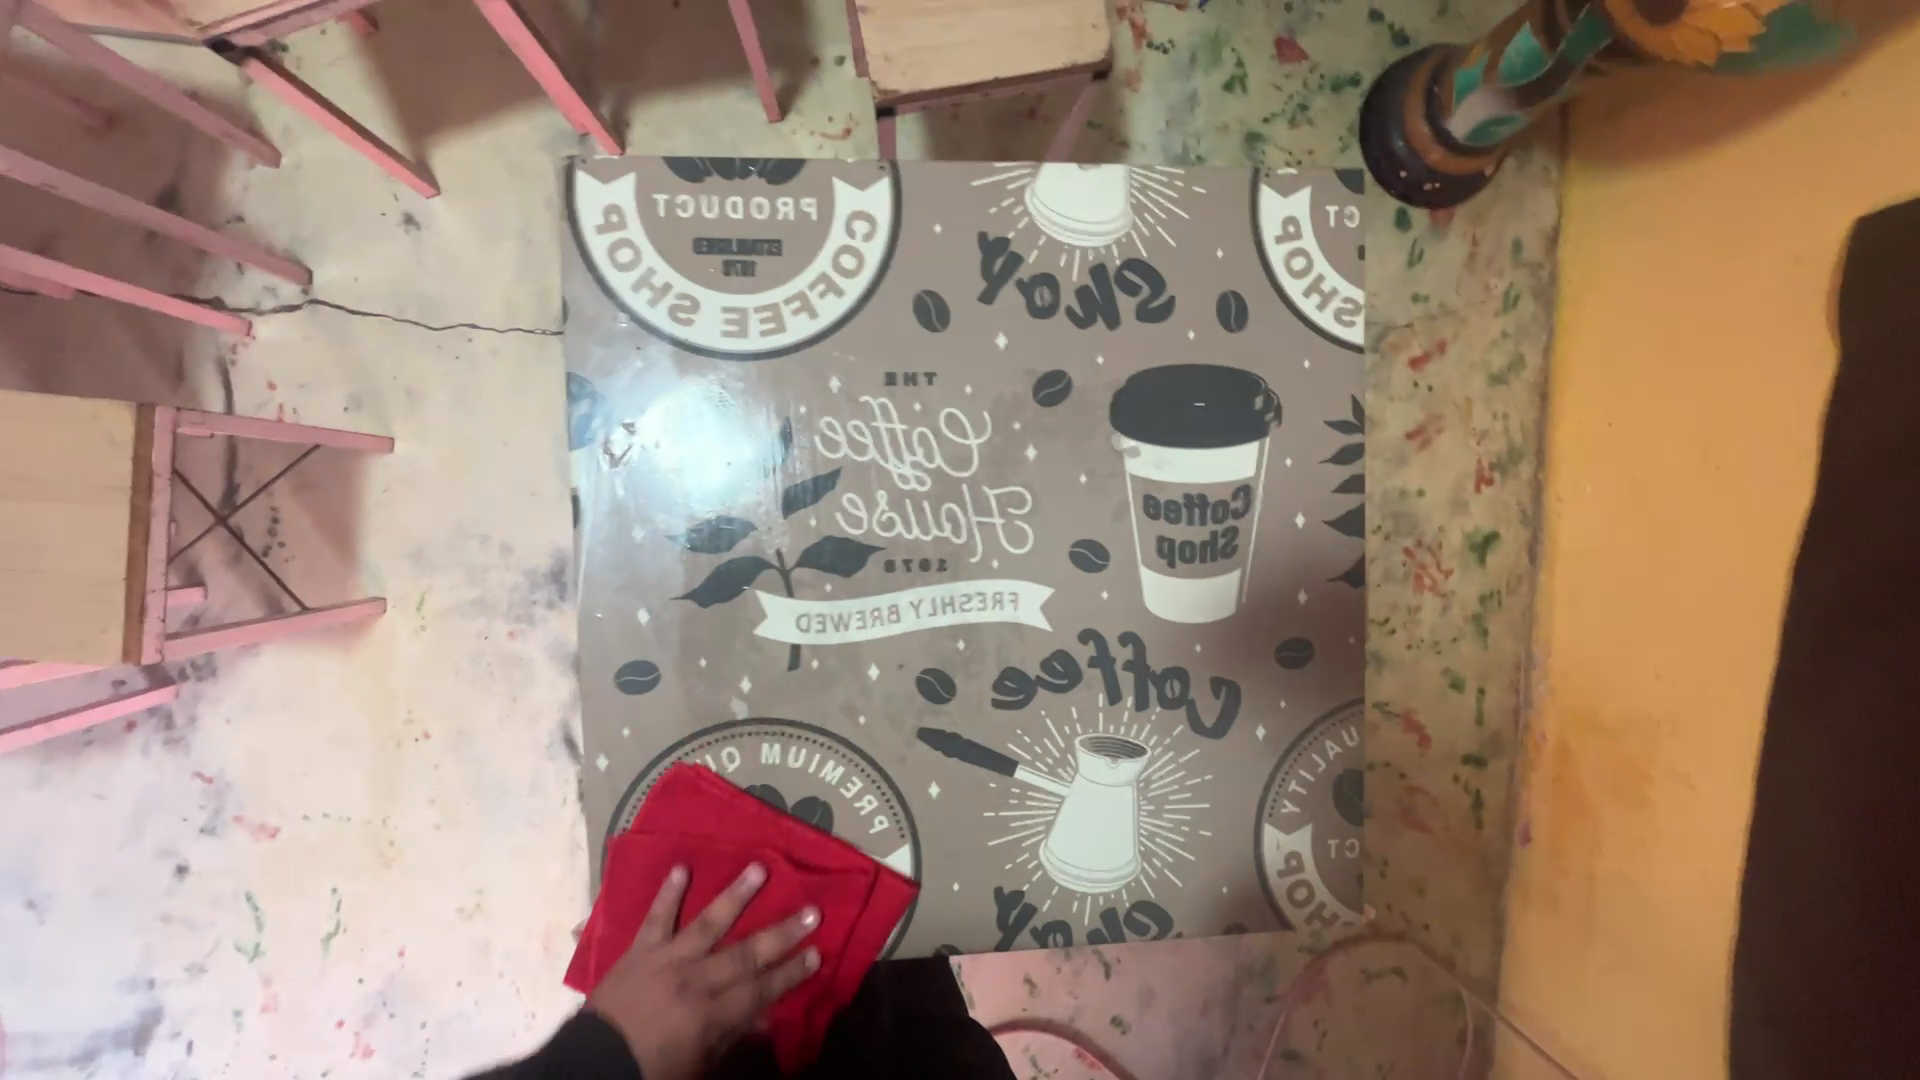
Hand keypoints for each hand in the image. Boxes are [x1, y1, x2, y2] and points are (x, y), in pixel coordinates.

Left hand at [587, 863, 819, 1079]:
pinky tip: (681, 867)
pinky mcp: (639, 951)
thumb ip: (730, 1039)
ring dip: (735, 896)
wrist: (590, 1069)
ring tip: (760, 867)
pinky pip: (655, 919)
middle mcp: (694, 981)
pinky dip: (667, 894)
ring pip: (707, 924)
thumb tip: (766, 1019)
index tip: (817, 952)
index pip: (760, 990)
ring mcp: (667, 960)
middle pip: (745, 954)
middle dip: (781, 933)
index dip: (790, 973)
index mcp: (709, 1015)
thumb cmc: (649, 1072)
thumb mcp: (697, 1067)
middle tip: (812, 910)